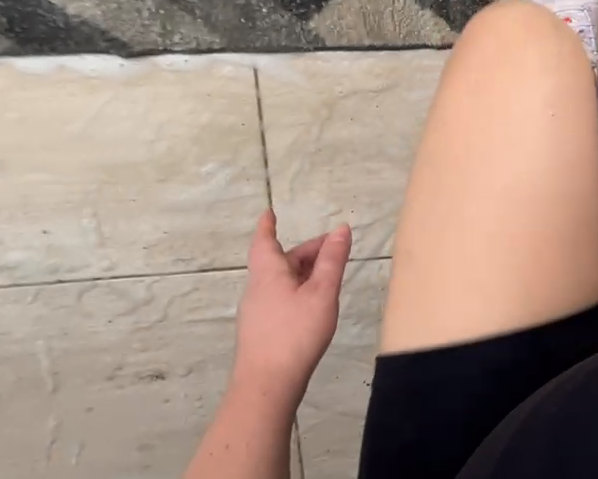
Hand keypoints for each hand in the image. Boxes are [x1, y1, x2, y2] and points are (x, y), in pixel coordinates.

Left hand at [229, 210, 350, 402]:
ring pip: (283, 280)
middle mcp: (258, 290)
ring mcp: (257, 312)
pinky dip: (300, 288)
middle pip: (281, 261)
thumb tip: (341, 229)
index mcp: (268, 275)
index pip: (265, 243)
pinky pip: (281, 296)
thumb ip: (333, 260)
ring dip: (306, 271)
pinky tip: (317, 302)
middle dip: (307, 251)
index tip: (269, 213)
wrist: (267, 385)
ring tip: (333, 274)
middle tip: (336, 248)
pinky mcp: (262, 329)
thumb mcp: (322, 292)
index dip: (267, 227)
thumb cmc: (295, 333)